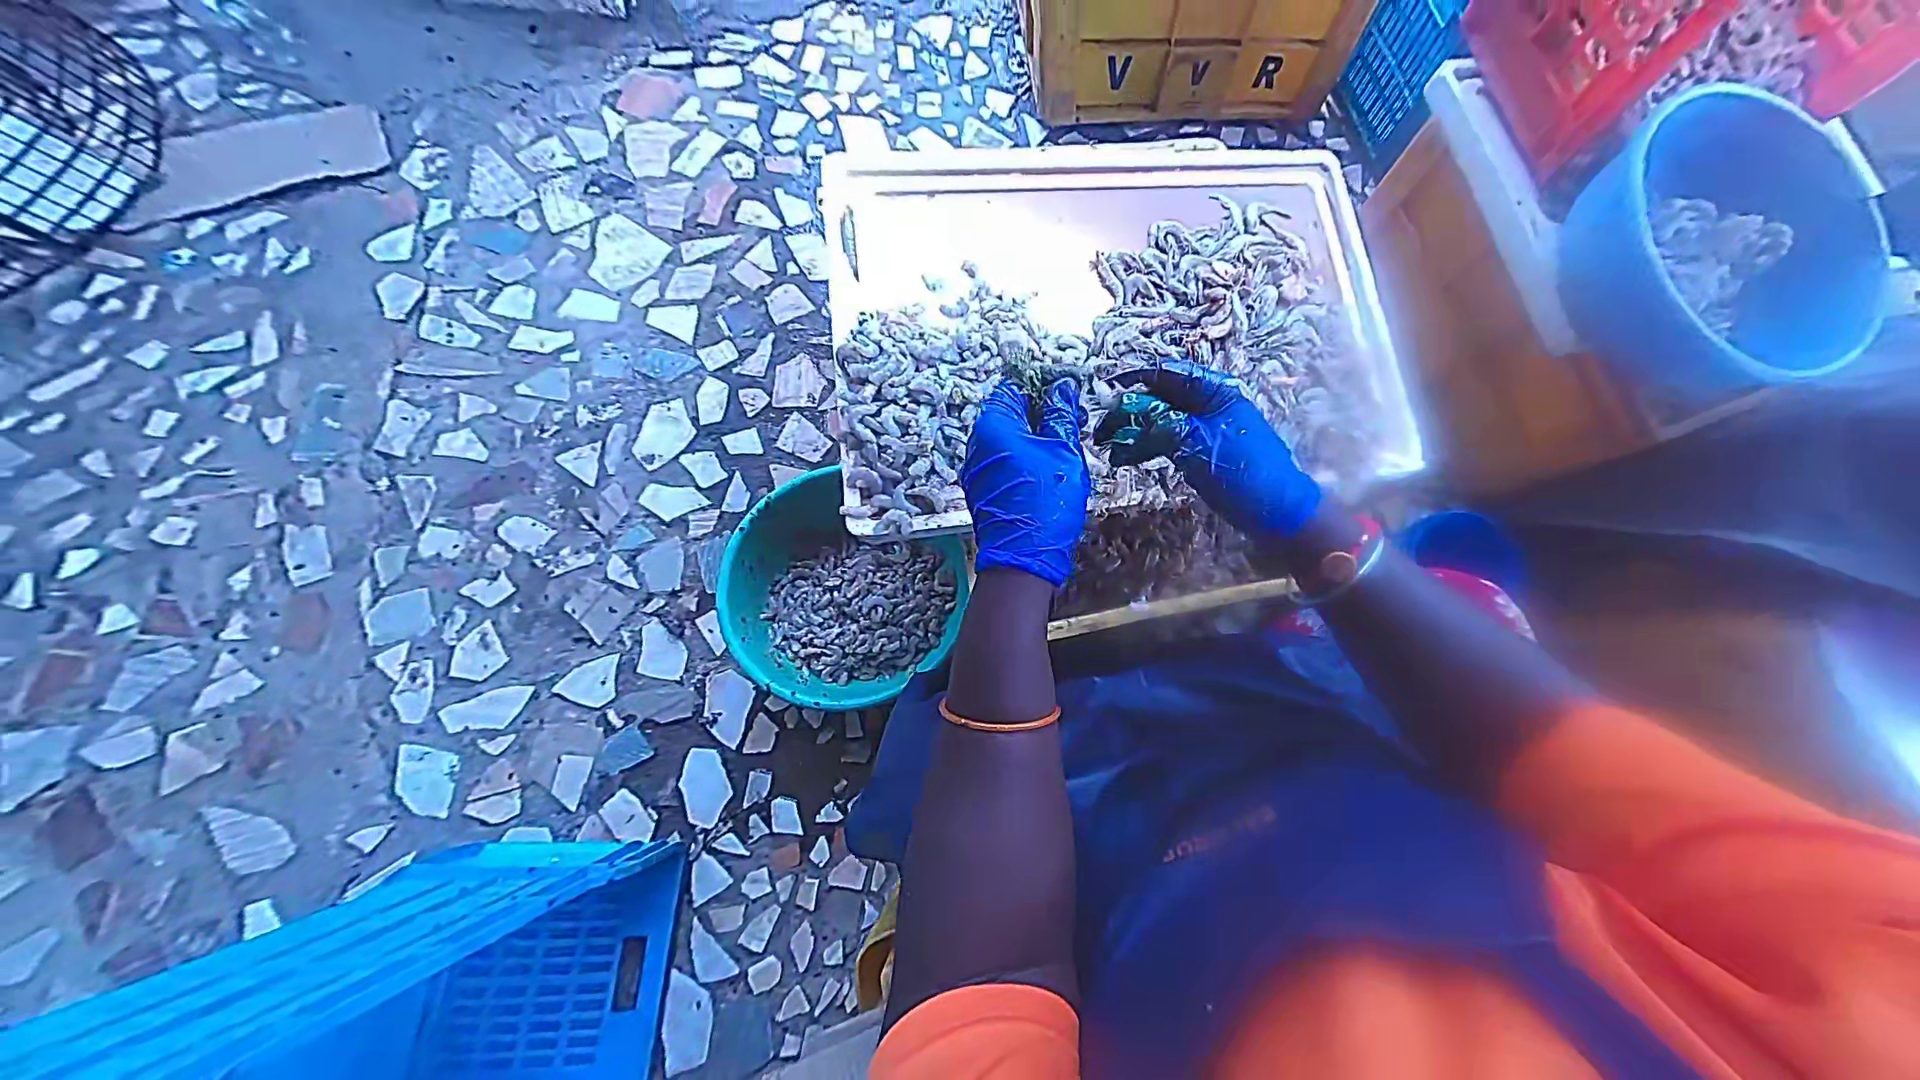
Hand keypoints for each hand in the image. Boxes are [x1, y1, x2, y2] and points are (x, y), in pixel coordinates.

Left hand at [961, 379, 1089, 586]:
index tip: (1067, 396)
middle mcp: (977, 445)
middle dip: (1042, 414)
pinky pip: (1004, 464)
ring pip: (1008, 441)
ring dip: (1036, 438)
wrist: (1024, 557)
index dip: (1043, 387)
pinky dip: (1025, 460)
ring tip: (1066, 447)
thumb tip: (1062, 388)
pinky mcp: (983, 491)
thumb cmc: (1044, 502)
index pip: (1014, 388)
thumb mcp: (1062, 449)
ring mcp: (977, 470)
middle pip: (1010, 414)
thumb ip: (1061, 413)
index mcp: (992, 426)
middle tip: (1073, 422)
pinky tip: (1049, 470)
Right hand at [1111, 361, 1320, 542]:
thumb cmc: (1244, 472)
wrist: (1277, 513)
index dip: (1135, 378)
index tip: (1106, 388)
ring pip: (1158, 421)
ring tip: (1107, 444)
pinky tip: (1124, 456)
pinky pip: (1164, 442)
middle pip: (1160, 397)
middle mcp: (1207, 405)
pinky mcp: (1198, 452)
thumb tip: (1126, 411)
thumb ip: (1160, 424)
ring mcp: (1202, 430)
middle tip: (1101, 424)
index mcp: (1215, 391)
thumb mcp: (1198, 443)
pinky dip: (1144, 447)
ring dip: (1132, 431)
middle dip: (1128, 408)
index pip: (1168, 373)